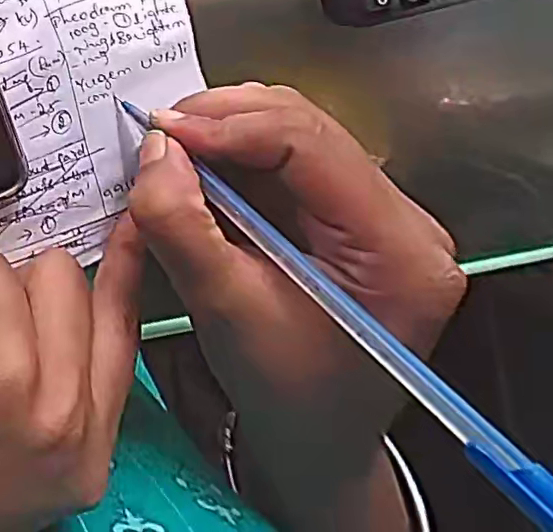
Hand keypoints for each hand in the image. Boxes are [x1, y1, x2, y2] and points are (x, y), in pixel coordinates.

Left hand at [0, 224, 145, 530]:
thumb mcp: (16, 449)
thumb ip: (61, 379)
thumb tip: (71, 284)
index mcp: (79, 448)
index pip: (121, 329)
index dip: (123, 272)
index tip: (131, 229)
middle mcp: (53, 411)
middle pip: (61, 276)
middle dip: (17, 288)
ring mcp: (4, 361)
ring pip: (6, 261)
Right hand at [129, 84, 465, 530]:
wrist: (311, 434)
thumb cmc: (282, 389)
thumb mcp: (224, 309)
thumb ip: (182, 225)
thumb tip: (155, 149)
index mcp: (396, 248)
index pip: (309, 143)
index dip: (228, 125)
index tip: (160, 131)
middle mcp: (396, 214)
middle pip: (299, 122)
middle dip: (219, 118)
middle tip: (157, 135)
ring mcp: (367, 206)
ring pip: (284, 125)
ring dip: (219, 128)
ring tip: (171, 151)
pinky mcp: (334, 206)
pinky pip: (274, 149)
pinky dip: (224, 147)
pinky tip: (194, 164)